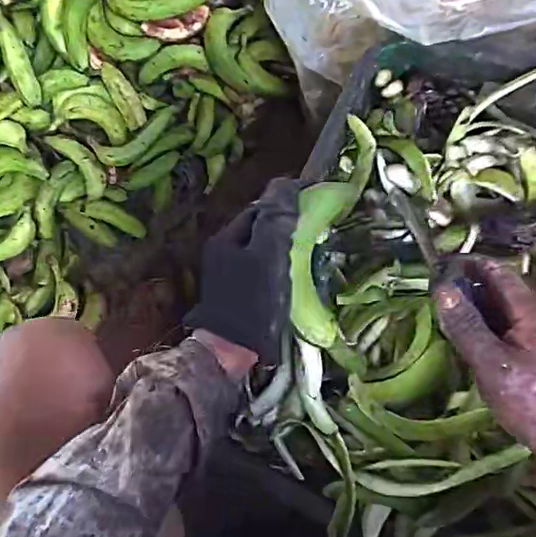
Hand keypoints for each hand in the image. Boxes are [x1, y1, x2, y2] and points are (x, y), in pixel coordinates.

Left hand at [183, 178, 300, 364]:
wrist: (231, 350)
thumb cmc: (252, 301)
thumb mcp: (268, 256)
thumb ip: (276, 220)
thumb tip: (287, 186)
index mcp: (226, 237)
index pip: (261, 208)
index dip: (286, 202)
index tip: (313, 201)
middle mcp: (221, 251)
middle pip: (258, 227)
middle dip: (284, 222)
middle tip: (314, 225)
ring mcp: (224, 274)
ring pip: (258, 247)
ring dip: (281, 244)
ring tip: (307, 248)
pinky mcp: (233, 293)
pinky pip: (257, 268)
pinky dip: (275, 264)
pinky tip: (290, 274)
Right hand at [433, 256, 535, 462]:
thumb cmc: (535, 403)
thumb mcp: (492, 365)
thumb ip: (466, 326)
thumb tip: (442, 290)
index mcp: (535, 312)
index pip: (499, 272)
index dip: (469, 263)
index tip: (439, 265)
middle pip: (504, 289)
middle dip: (471, 286)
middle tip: (437, 293)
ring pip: (509, 310)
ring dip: (480, 308)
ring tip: (449, 315)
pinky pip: (516, 328)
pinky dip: (492, 326)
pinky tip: (475, 342)